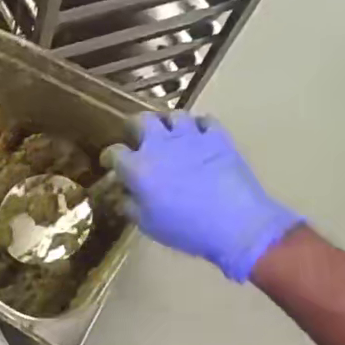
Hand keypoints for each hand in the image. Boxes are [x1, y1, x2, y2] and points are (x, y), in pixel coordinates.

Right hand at [104, 111, 303, 281]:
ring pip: (174, 115)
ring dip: (168, 123)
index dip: (109, 157)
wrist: (235, 223)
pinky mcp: (218, 137)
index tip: (110, 164)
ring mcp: (191, 137)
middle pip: (142, 121)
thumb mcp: (148, 225)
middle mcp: (160, 145)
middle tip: (138, 136)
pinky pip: (206, 121)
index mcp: (138, 168)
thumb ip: (130, 206)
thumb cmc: (185, 229)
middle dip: (135, 126)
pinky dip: (199, 126)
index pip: (115, 153)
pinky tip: (200, 135)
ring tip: (170, 133)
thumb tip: (122, 196)